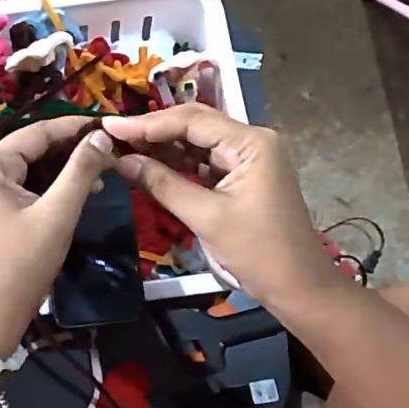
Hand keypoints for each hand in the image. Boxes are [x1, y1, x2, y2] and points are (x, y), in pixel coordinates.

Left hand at [0, 116, 115, 352]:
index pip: (37, 132)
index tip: (110, 125)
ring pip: (31, 167)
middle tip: (111, 151)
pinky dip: (51, 186)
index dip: (76, 127)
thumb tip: (103, 137)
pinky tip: (80, 191)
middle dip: (72, 150)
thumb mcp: (58, 213)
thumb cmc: (24, 262)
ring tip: (103, 173)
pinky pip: (24, 185)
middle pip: (33, 148)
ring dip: (65, 169)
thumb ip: (81, 170)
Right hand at [102, 104, 347, 310]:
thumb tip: (122, 161)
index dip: (147, 123)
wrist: (298, 286)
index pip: (192, 120)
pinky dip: (178, 164)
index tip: (109, 125)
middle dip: (153, 130)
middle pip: (195, 125)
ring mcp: (249, 159)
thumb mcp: (206, 217)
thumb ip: (162, 184)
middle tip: (112, 133)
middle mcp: (253, 141)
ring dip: (163, 146)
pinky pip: (206, 162)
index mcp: (252, 142)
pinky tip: (150, 163)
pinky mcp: (244, 177)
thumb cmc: (258, 252)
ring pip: (198, 143)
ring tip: (123, 146)